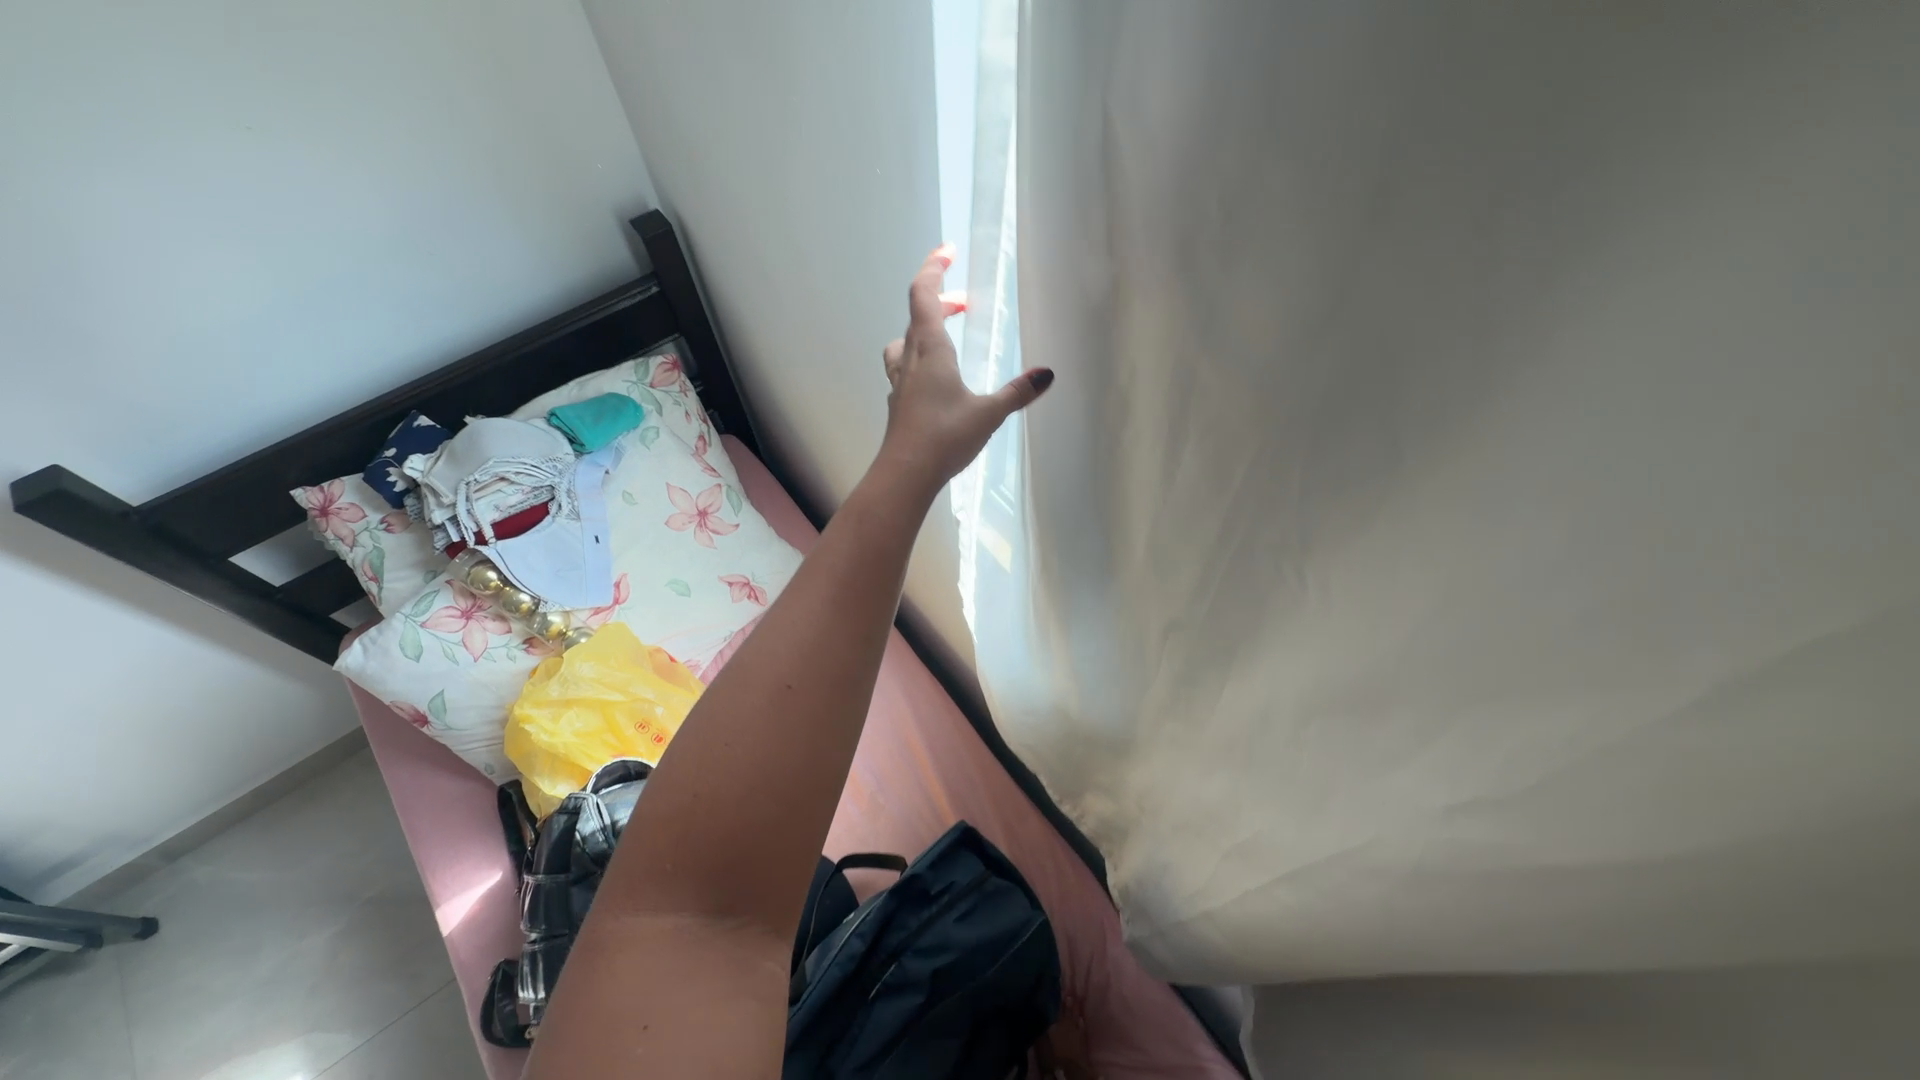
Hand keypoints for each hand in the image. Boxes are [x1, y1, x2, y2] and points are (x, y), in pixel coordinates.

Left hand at [878, 244, 1052, 491]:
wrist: (904, 475)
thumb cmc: (945, 437)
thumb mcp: (988, 414)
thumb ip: (1017, 393)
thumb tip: (1047, 375)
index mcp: (931, 350)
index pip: (925, 295)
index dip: (934, 268)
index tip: (948, 251)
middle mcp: (910, 360)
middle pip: (916, 316)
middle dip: (940, 301)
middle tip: (965, 304)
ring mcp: (900, 384)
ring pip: (904, 344)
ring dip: (922, 331)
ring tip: (945, 340)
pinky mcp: (899, 405)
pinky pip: (906, 370)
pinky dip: (920, 362)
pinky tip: (937, 383)